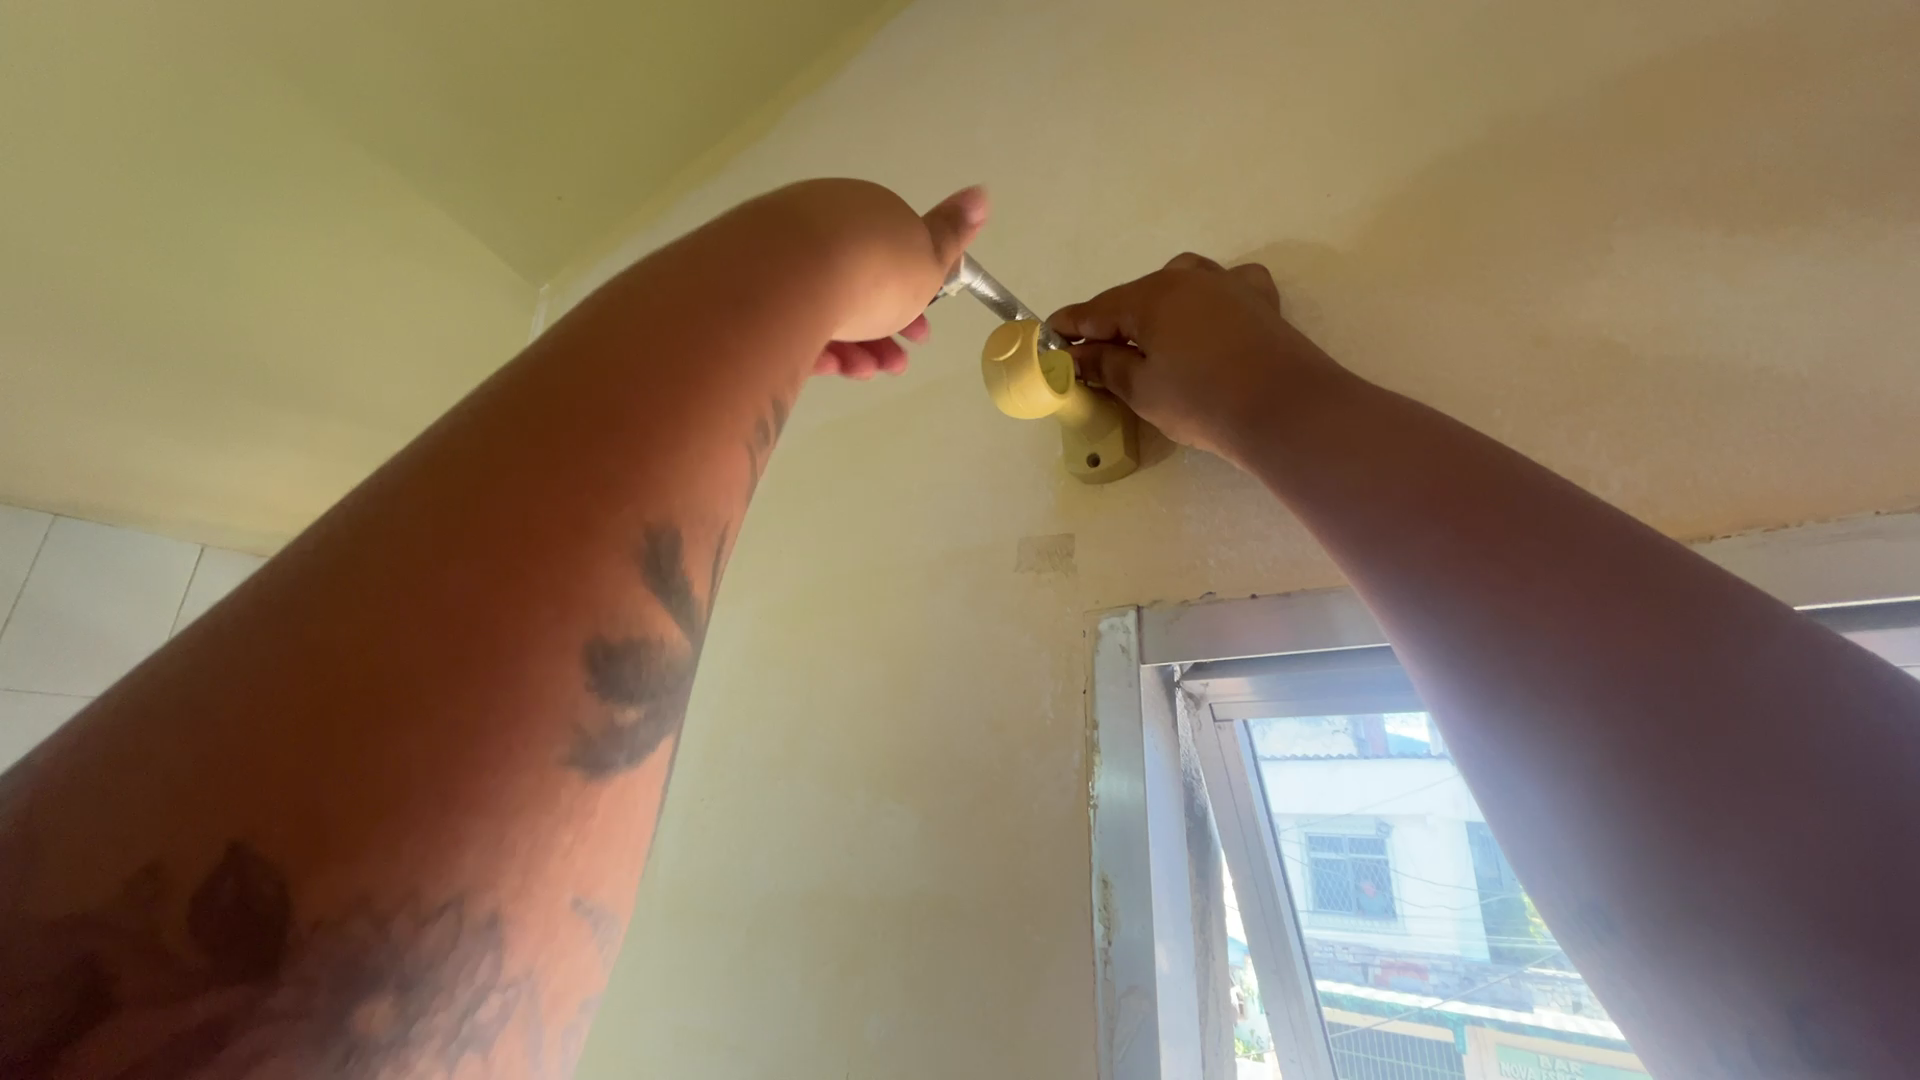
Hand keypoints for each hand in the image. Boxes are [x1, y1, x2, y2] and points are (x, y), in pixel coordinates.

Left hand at [766, 182, 986, 379]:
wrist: (793, 276)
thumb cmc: (875, 267)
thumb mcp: (927, 256)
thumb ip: (952, 235)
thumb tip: (980, 194)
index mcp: (863, 214)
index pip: (889, 255)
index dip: (911, 295)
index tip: (924, 330)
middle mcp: (820, 229)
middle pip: (858, 285)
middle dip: (886, 329)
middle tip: (900, 360)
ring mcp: (783, 259)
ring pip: (827, 308)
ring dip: (860, 346)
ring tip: (875, 371)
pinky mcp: (755, 294)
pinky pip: (794, 322)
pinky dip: (822, 347)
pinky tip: (840, 368)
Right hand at [1048, 253, 1345, 463]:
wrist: (1284, 410)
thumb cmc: (1201, 401)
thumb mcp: (1141, 389)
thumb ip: (1104, 366)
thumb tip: (1077, 355)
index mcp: (1151, 296)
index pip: (1096, 309)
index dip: (1069, 326)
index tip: (1048, 339)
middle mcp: (1188, 278)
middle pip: (1135, 296)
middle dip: (1111, 322)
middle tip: (1095, 355)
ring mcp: (1228, 284)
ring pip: (1179, 283)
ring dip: (1156, 307)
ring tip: (1149, 338)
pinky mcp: (1259, 301)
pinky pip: (1224, 288)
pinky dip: (1206, 299)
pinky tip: (1207, 318)